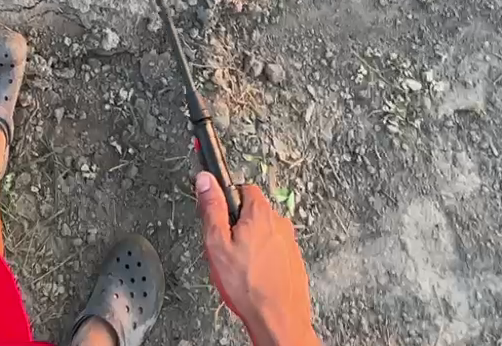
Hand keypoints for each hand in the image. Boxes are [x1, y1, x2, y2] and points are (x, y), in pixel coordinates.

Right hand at [195, 174, 320, 345]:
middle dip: (239, 225)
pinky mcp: (295, 260)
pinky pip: (275, 250)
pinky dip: (265, 258)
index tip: (221, 217)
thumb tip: (206, 180)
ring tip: (241, 268)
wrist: (279, 322)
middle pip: (253, 211)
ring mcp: (289, 242)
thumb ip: (212, 208)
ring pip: (264, 232)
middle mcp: (279, 222)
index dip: (228, 201)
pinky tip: (255, 276)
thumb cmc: (248, 287)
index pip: (243, 188)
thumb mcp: (218, 244)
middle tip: (228, 248)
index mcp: (260, 212)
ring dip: (253, 243)